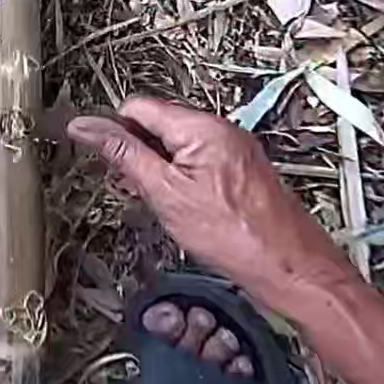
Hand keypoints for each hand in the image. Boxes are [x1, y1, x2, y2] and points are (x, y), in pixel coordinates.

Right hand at [68, 97, 354, 309]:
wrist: (301, 276)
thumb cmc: (235, 237)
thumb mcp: (163, 192)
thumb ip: (121, 152)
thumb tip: (82, 125)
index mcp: (199, 127)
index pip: (134, 107)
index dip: (116, 132)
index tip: (112, 162)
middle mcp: (220, 128)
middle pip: (154, 121)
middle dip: (137, 148)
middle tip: (136, 186)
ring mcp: (235, 146)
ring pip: (174, 140)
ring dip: (157, 163)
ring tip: (161, 200)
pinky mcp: (243, 166)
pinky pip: (196, 154)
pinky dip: (180, 173)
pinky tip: (183, 203)